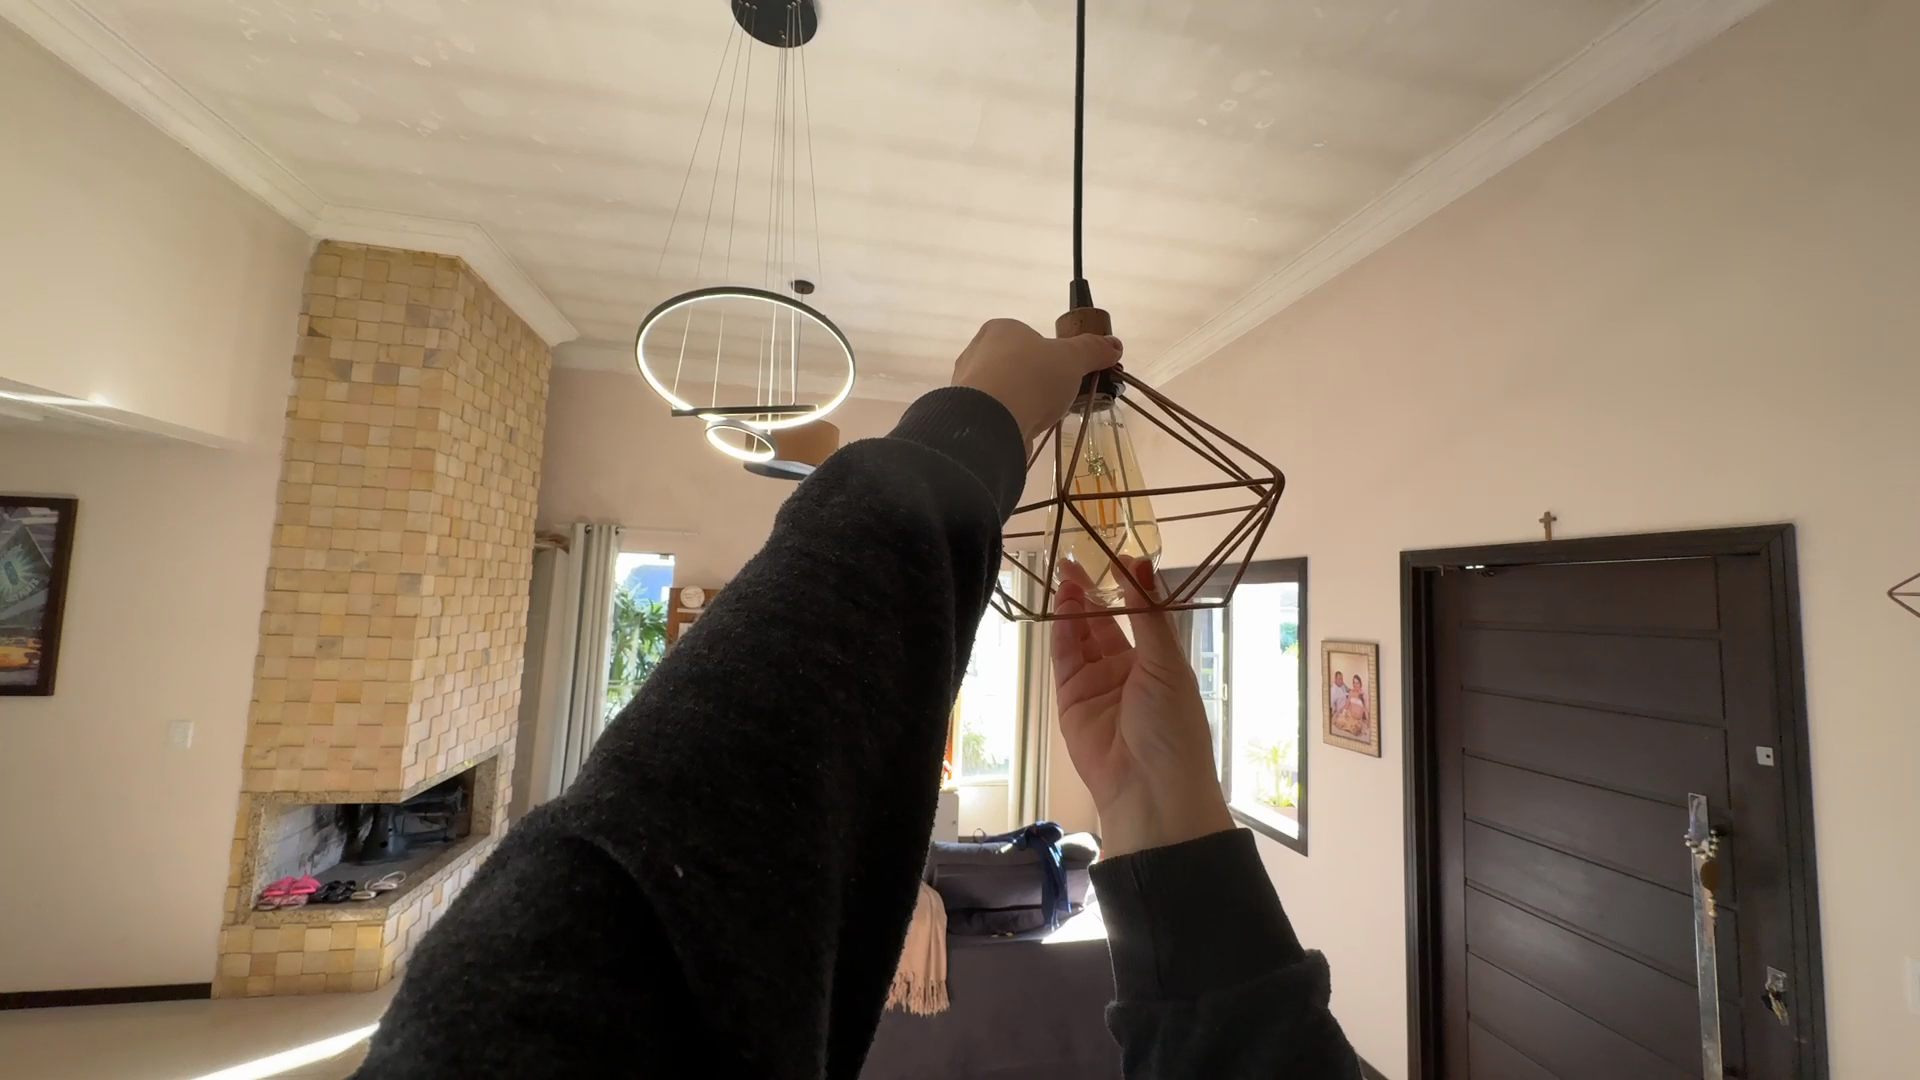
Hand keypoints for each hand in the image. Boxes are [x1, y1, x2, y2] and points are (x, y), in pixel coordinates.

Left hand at [949, 319, 1122, 446]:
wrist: (990, 422)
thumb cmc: (1031, 378)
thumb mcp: (1072, 359)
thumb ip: (1092, 351)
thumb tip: (1114, 345)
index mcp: (1000, 329)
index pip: (1029, 337)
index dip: (1051, 355)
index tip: (1066, 373)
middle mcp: (977, 353)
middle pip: (1017, 366)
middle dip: (1038, 382)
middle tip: (1058, 398)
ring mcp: (967, 386)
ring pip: (1005, 393)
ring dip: (1024, 404)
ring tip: (1041, 418)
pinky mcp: (967, 416)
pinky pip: (995, 416)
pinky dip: (1010, 423)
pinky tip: (1023, 432)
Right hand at [1051, 557, 1233, 857]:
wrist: (1149, 788)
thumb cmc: (1172, 723)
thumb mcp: (1165, 662)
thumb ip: (1148, 612)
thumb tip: (1142, 563)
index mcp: (1156, 661)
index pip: (1136, 614)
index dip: (1124, 587)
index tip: (1112, 556)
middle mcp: (1124, 669)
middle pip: (1101, 623)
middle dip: (1088, 592)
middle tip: (1072, 560)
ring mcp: (1095, 684)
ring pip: (1079, 638)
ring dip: (1072, 609)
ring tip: (1064, 579)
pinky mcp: (1070, 700)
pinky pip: (1064, 661)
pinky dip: (1061, 635)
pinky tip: (1060, 611)